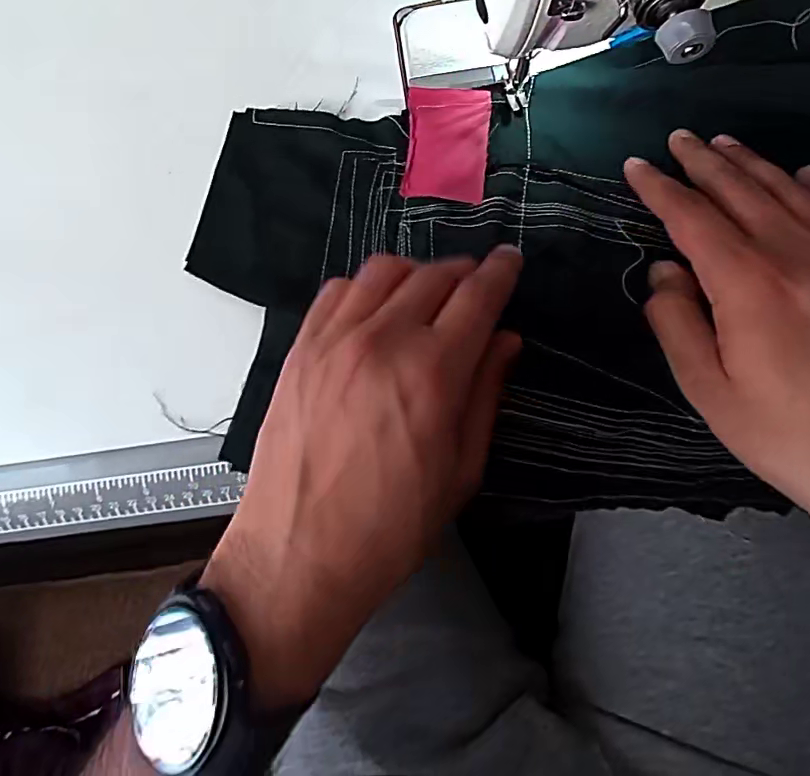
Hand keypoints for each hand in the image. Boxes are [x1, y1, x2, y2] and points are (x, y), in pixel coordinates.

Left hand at [202, 250, 523, 708]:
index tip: (509, 260)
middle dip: (463, 272)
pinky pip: (335, 291)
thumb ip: (485, 394)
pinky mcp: (300, 347)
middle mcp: (381, 341)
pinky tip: (373, 307)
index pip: (477, 297)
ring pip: (382, 271)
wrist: (299, 549)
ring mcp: (333, 339)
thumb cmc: (388, 526)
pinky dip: (363, 286)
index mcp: (431, 372)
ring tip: (427, 291)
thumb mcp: (460, 470)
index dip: (500, 272)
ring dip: (415, 272)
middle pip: (433, 276)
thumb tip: (504, 342)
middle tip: (476, 282)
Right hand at [622, 130, 809, 580]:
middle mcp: (801, 259)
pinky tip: (806, 174)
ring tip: (726, 144)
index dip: (659, 188)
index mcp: (749, 285)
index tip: (636, 165)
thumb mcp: (708, 390)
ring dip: (755, 165)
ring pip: (794, 195)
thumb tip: (665, 272)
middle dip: (704, 162)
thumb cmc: (792, 438)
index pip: (692, 218)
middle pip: (743, 193)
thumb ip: (675, 322)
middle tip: (677, 139)